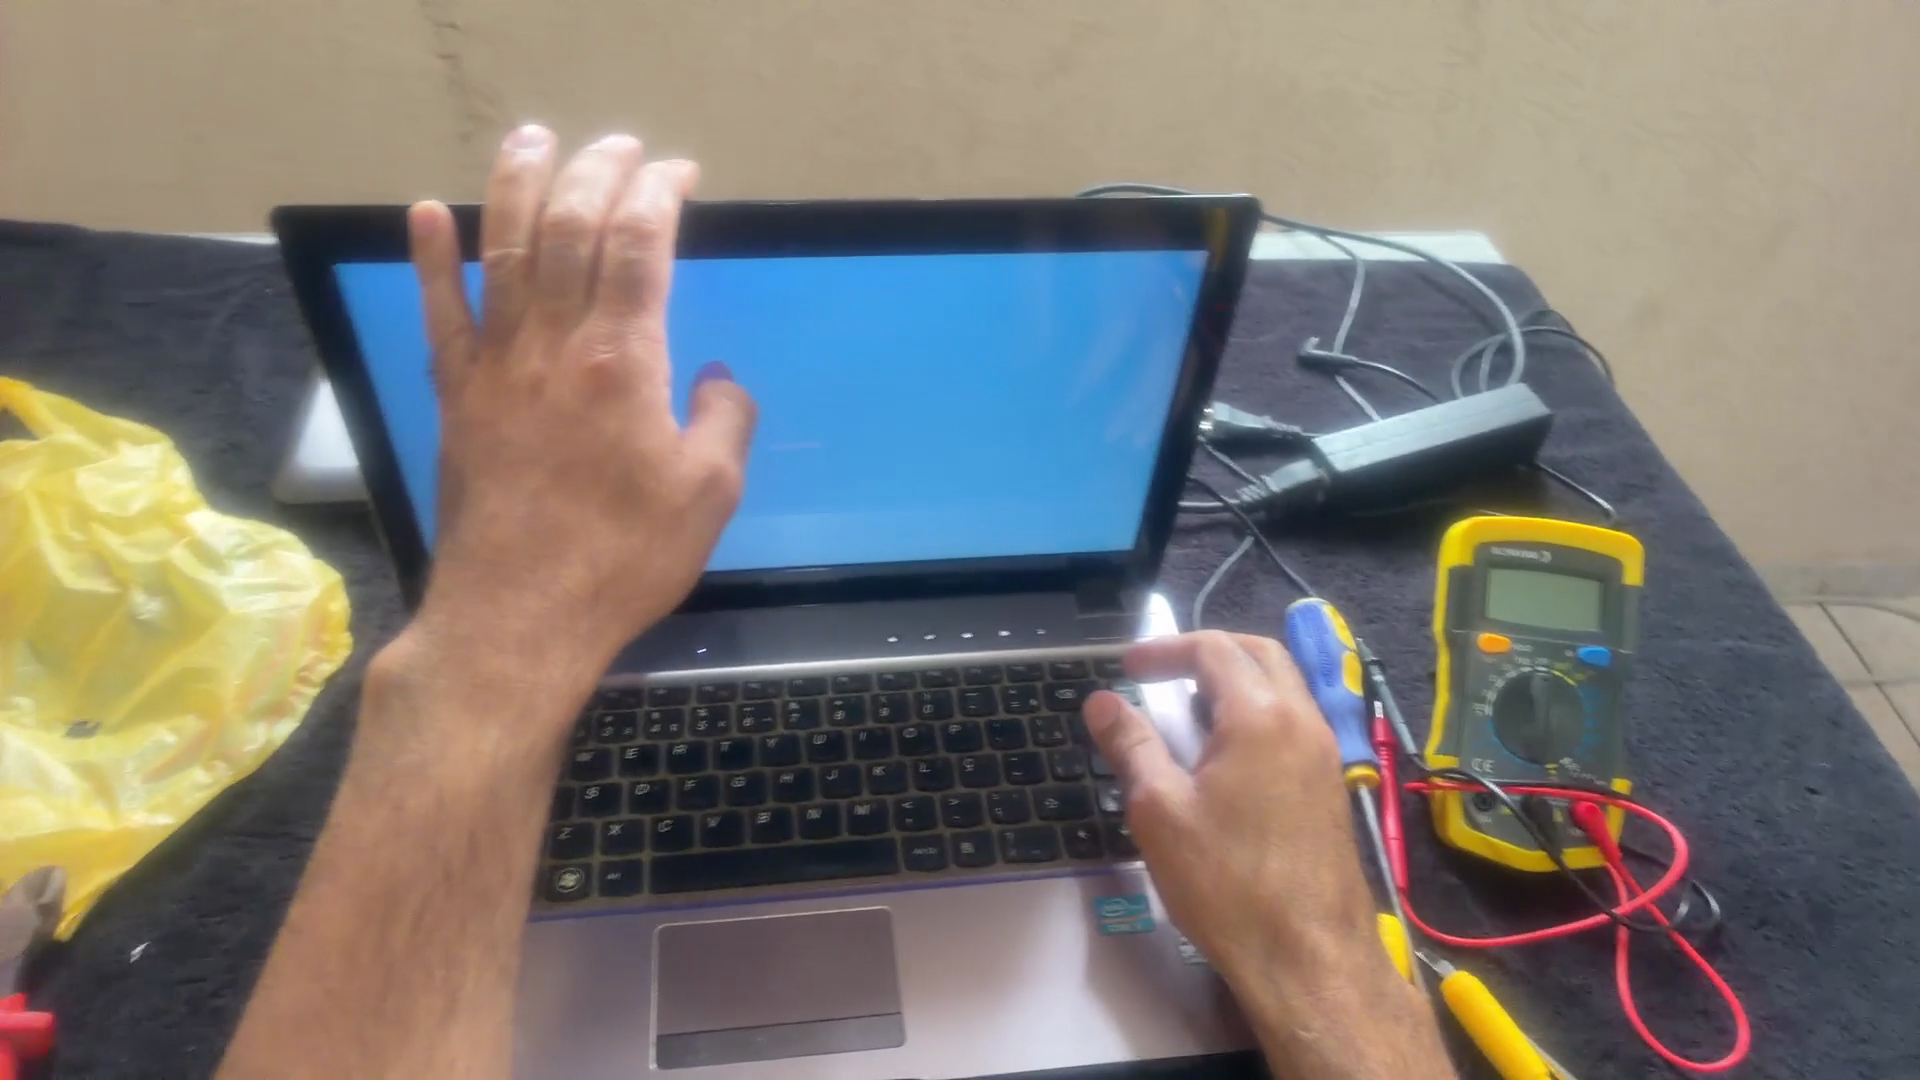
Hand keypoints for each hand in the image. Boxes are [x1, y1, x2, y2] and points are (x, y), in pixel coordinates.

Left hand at [404, 126, 755, 671]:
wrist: (523, 615)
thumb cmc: (629, 555)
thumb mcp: (712, 494)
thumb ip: (725, 421)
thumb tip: (716, 379)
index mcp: (625, 362)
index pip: (639, 247)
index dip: (659, 195)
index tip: (680, 173)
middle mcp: (556, 345)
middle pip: (569, 230)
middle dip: (597, 172)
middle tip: (620, 144)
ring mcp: (496, 366)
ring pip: (502, 251)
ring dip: (517, 185)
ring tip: (533, 139)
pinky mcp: (458, 398)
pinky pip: (440, 314)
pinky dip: (429, 258)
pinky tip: (424, 214)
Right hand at [1084, 631, 1381, 992]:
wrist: (1311, 965)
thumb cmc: (1227, 883)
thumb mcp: (1159, 809)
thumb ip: (1130, 744)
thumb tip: (1102, 701)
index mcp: (1260, 717)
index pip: (1213, 648)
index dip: (1164, 649)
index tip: (1127, 668)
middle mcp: (1302, 722)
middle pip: (1258, 653)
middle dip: (1205, 652)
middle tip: (1162, 673)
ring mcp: (1324, 755)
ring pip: (1282, 686)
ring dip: (1234, 681)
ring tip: (1187, 712)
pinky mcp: (1330, 786)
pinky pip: (1292, 721)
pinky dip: (1255, 712)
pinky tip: (1224, 757)